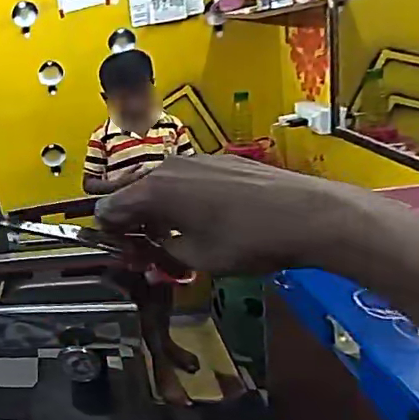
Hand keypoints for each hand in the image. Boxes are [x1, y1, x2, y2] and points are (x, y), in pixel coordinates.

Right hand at [95, 155, 411, 274]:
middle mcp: (164, 169)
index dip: (109, 233)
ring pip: (155, 183)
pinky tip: (205, 215)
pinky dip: (180, 196)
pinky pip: (182, 178)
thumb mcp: (196, 259)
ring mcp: (192, 160)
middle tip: (145, 244)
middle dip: (130, 218)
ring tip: (176, 231)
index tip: (124, 250)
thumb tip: (146, 252)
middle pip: (127, 191)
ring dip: (155, 206)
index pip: (106, 209)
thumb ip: (160, 254)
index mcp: (151, 192)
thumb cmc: (248, 241)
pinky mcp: (217, 160)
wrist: (312, 215)